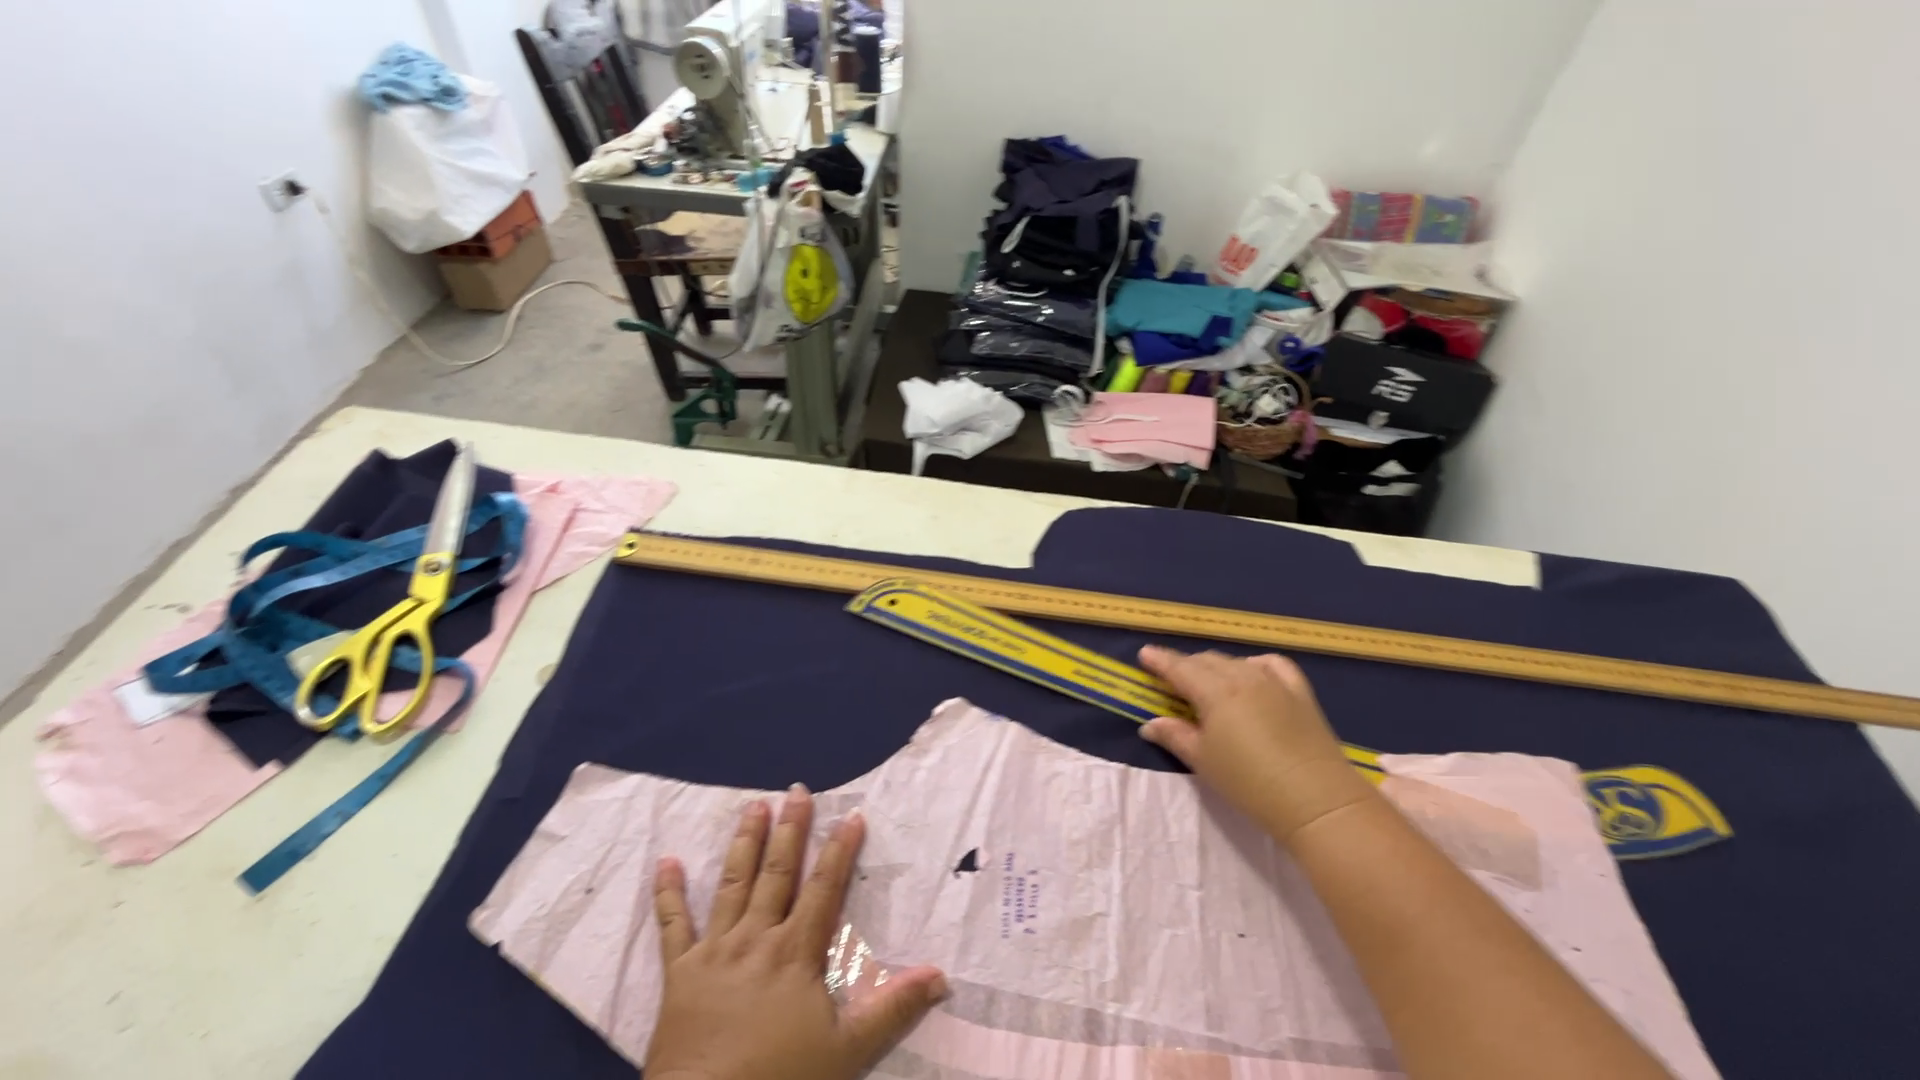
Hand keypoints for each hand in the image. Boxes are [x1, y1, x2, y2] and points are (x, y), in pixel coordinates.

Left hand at [646, 786, 948, 1079]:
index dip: (840, 851)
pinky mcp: (680, 971)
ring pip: (732, 885)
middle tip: (797, 791)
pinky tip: (666, 861)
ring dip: (744, 843)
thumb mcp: (848, 1049)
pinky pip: (672, 925)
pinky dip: (668, 892)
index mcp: (796, 952)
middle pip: (777, 873)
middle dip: (790, 830)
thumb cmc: (781, 1076)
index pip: (824, 889)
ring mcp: (714, 950)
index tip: (852, 816)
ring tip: (752, 806)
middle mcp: (756, 938)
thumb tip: (940, 975)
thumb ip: (893, 1009)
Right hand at [1137, 646, 1377, 844]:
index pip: (1180, 668)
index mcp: (1215, 691)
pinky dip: (1255, 664)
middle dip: (1186, 665)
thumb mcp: (1203, 762)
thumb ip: (1174, 736)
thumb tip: (1150, 724)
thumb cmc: (1249, 782)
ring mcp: (1275, 682)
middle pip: (1208, 661)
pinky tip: (1252, 672)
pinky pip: (1273, 665)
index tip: (1144, 654)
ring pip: (1237, 662)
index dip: (1160, 660)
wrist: (1315, 799)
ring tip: (1207, 680)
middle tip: (1172, 676)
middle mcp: (1244, 677)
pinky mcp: (1300, 693)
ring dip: (1217, 666)